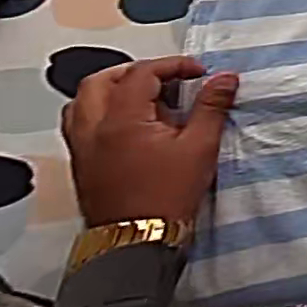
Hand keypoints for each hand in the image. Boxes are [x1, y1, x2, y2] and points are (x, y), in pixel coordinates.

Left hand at [61, 57, 238, 225]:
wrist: (137, 240)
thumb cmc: (169, 193)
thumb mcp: (201, 145)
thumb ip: (212, 106)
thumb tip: (225, 78)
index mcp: (120, 122)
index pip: (141, 74)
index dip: (173, 65)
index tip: (199, 72)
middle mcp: (92, 130)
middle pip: (101, 81)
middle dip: (137, 71)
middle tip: (169, 77)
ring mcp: (81, 147)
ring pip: (84, 101)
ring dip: (115, 89)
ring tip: (149, 96)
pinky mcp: (82, 163)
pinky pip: (82, 122)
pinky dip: (105, 110)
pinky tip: (135, 122)